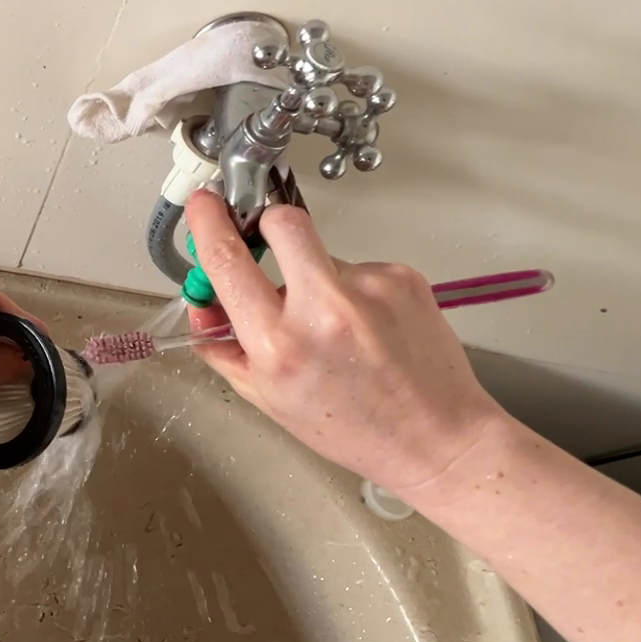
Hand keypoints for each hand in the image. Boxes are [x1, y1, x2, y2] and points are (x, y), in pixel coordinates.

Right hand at [184, 191, 507, 494]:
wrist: (438, 437)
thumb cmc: (351, 427)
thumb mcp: (263, 396)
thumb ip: (222, 344)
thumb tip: (202, 300)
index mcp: (279, 343)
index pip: (229, 261)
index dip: (208, 223)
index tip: (203, 204)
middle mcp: (325, 308)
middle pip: (282, 221)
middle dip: (265, 223)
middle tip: (264, 247)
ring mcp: (370, 287)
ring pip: (319, 251)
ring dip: (311, 275)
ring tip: (332, 324)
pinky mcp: (403, 277)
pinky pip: (355, 266)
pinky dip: (347, 288)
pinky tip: (362, 325)